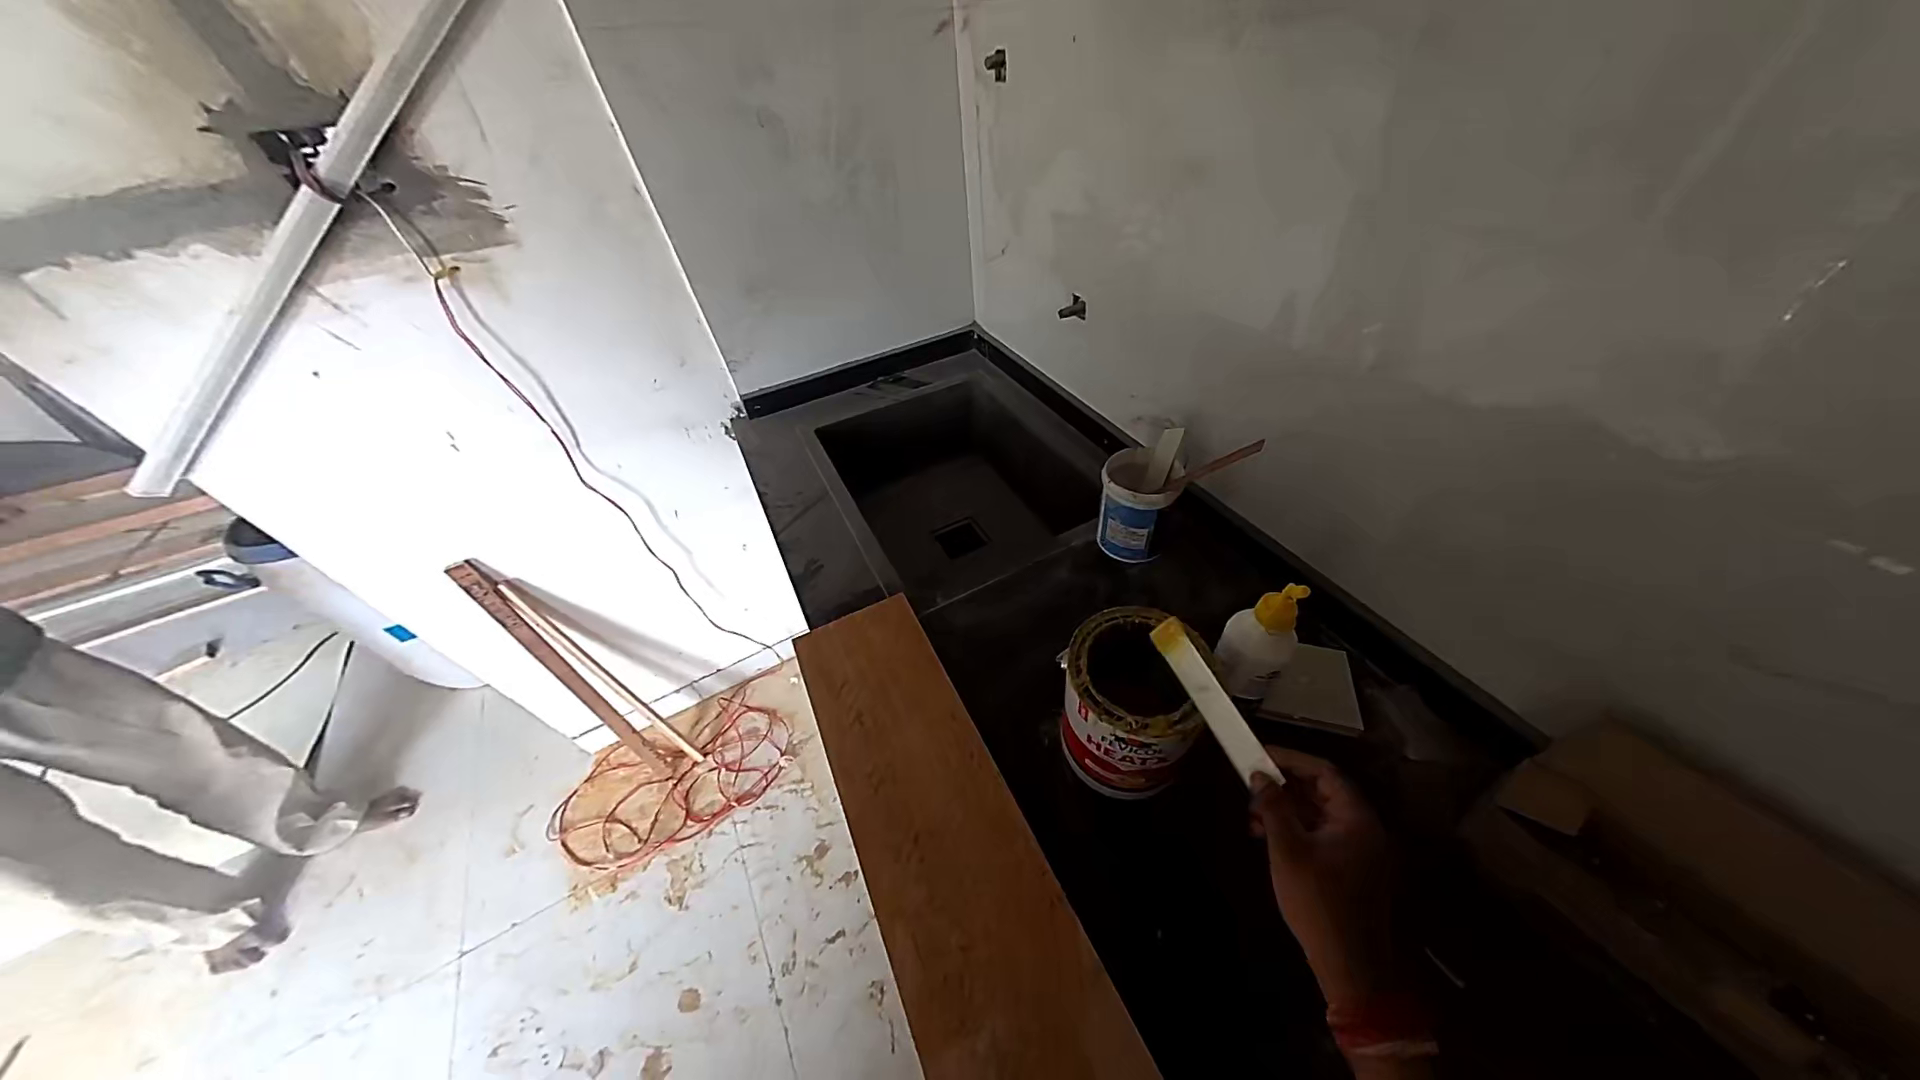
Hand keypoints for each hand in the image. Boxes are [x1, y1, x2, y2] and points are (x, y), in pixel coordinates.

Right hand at [1249, 746, 1400, 1008]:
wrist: (1348, 963)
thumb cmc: (1318, 901)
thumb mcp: (1288, 849)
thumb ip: (1274, 807)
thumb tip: (1260, 775)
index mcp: (1356, 819)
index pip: (1325, 772)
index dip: (1291, 759)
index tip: (1260, 754)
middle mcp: (1362, 829)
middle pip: (1321, 791)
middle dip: (1282, 786)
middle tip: (1250, 784)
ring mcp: (1357, 850)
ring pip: (1316, 813)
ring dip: (1283, 808)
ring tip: (1251, 815)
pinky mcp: (1348, 867)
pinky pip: (1318, 834)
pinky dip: (1292, 828)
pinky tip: (1265, 836)